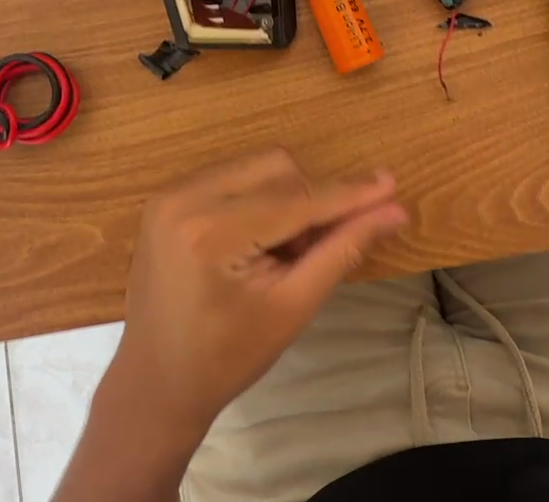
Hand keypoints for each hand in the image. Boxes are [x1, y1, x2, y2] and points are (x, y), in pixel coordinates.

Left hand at [105, 148, 408, 429]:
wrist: (154, 382)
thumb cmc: (227, 357)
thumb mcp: (293, 308)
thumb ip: (344, 250)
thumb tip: (394, 210)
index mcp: (212, 232)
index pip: (297, 198)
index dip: (348, 193)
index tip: (392, 185)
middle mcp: (185, 198)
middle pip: (277, 166)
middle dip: (309, 200)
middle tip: (310, 254)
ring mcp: (169, 193)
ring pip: (256, 166)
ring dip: (284, 197)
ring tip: (279, 254)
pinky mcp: (165, 196)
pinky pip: (231, 175)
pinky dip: (257, 198)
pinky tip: (255, 242)